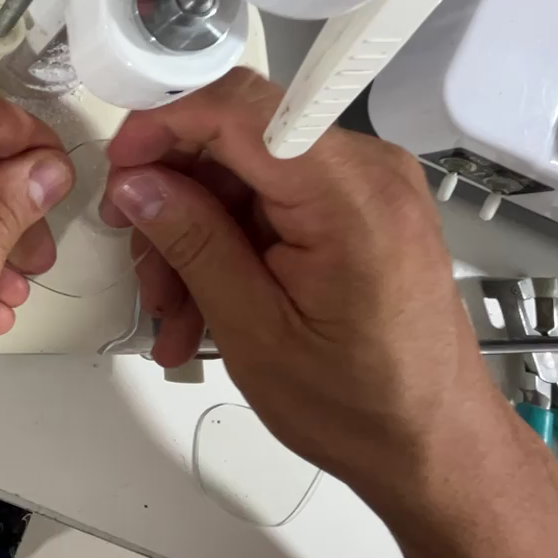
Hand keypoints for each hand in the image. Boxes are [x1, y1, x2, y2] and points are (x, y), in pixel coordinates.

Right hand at [101, 69, 507, 499]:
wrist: (438, 449)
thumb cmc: (360, 407)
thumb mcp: (253, 329)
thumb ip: (192, 241)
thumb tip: (133, 183)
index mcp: (349, 195)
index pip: (238, 108)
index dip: (163, 122)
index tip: (119, 169)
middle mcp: (362, 169)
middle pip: (230, 140)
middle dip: (168, 193)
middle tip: (134, 253)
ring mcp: (357, 185)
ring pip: (234, 175)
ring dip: (187, 231)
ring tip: (170, 307)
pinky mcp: (348, 206)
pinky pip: (259, 201)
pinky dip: (220, 242)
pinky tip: (197, 304)